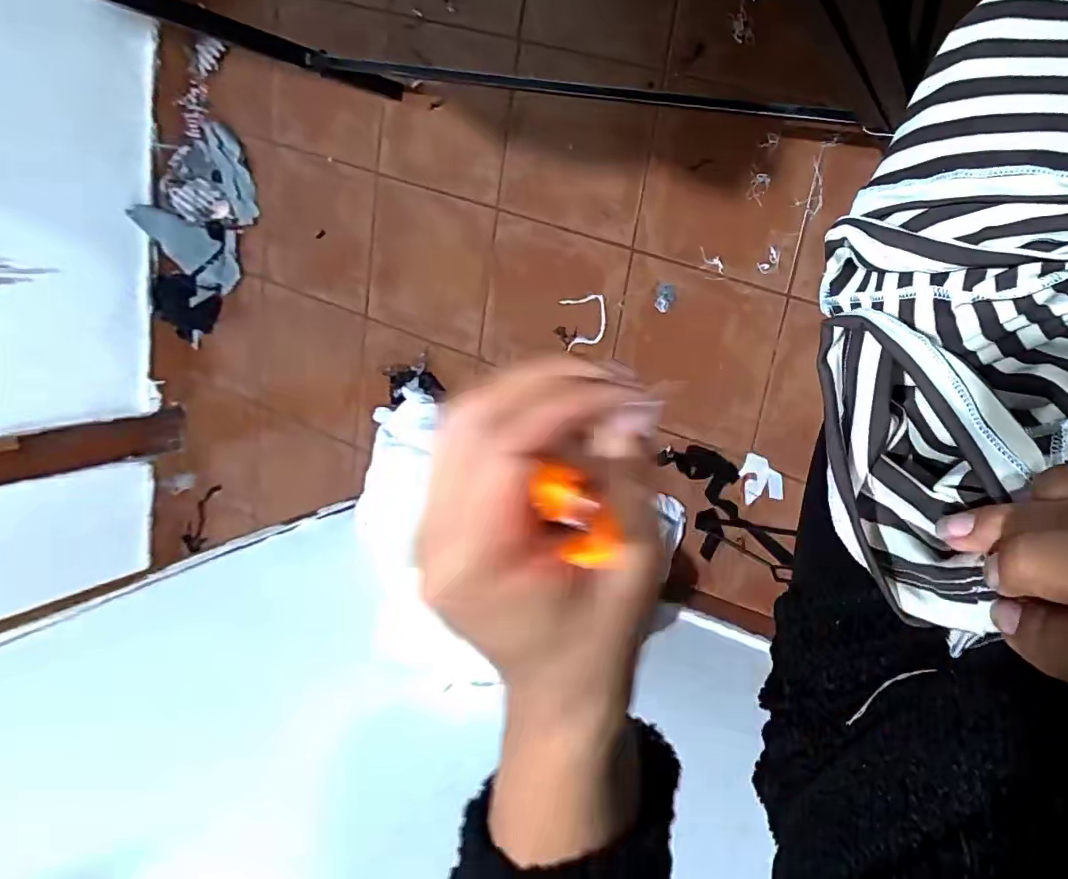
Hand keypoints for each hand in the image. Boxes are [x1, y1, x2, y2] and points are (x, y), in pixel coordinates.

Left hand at [415, 357, 664, 862]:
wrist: (558, 688)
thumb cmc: (602, 636)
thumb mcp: (636, 562)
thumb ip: (627, 485)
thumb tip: (630, 413)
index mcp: (475, 558)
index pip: (503, 447)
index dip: (569, 404)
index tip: (630, 393)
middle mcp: (435, 534)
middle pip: (470, 419)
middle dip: (549, 382)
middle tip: (618, 379)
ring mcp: (431, 523)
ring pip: (466, 420)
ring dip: (536, 391)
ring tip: (602, 389)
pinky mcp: (447, 514)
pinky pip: (477, 440)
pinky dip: (528, 415)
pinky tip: (576, 419)